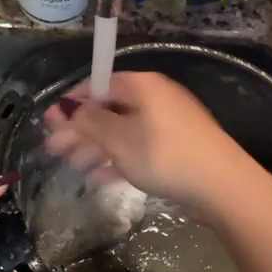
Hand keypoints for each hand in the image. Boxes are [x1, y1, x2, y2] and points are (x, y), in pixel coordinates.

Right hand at [40, 72, 254, 207]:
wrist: (223, 187)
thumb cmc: (165, 156)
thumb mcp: (119, 139)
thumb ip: (89, 122)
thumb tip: (67, 108)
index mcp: (141, 85)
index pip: (97, 84)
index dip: (71, 103)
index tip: (48, 122)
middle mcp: (155, 97)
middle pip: (108, 108)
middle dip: (79, 129)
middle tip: (54, 150)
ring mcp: (168, 123)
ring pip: (122, 131)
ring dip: (95, 148)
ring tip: (73, 167)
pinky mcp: (176, 148)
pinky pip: (138, 147)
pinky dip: (117, 159)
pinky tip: (100, 178)